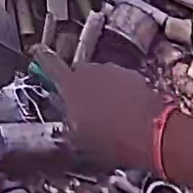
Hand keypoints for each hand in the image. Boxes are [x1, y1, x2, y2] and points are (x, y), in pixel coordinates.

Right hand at [34, 52, 167, 171]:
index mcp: (72, 86)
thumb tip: (67, 117)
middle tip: (83, 108)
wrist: (156, 134)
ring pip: (99, 76)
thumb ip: (69, 121)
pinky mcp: (132, 75)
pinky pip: (118, 81)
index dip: (41, 58)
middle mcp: (90, 72)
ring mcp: (113, 71)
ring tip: (108, 115)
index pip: (50, 65)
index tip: (37, 52)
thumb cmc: (114, 140)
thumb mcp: (81, 139)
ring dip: (100, 90)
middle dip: (79, 86)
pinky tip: (124, 112)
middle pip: (78, 72)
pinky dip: (118, 92)